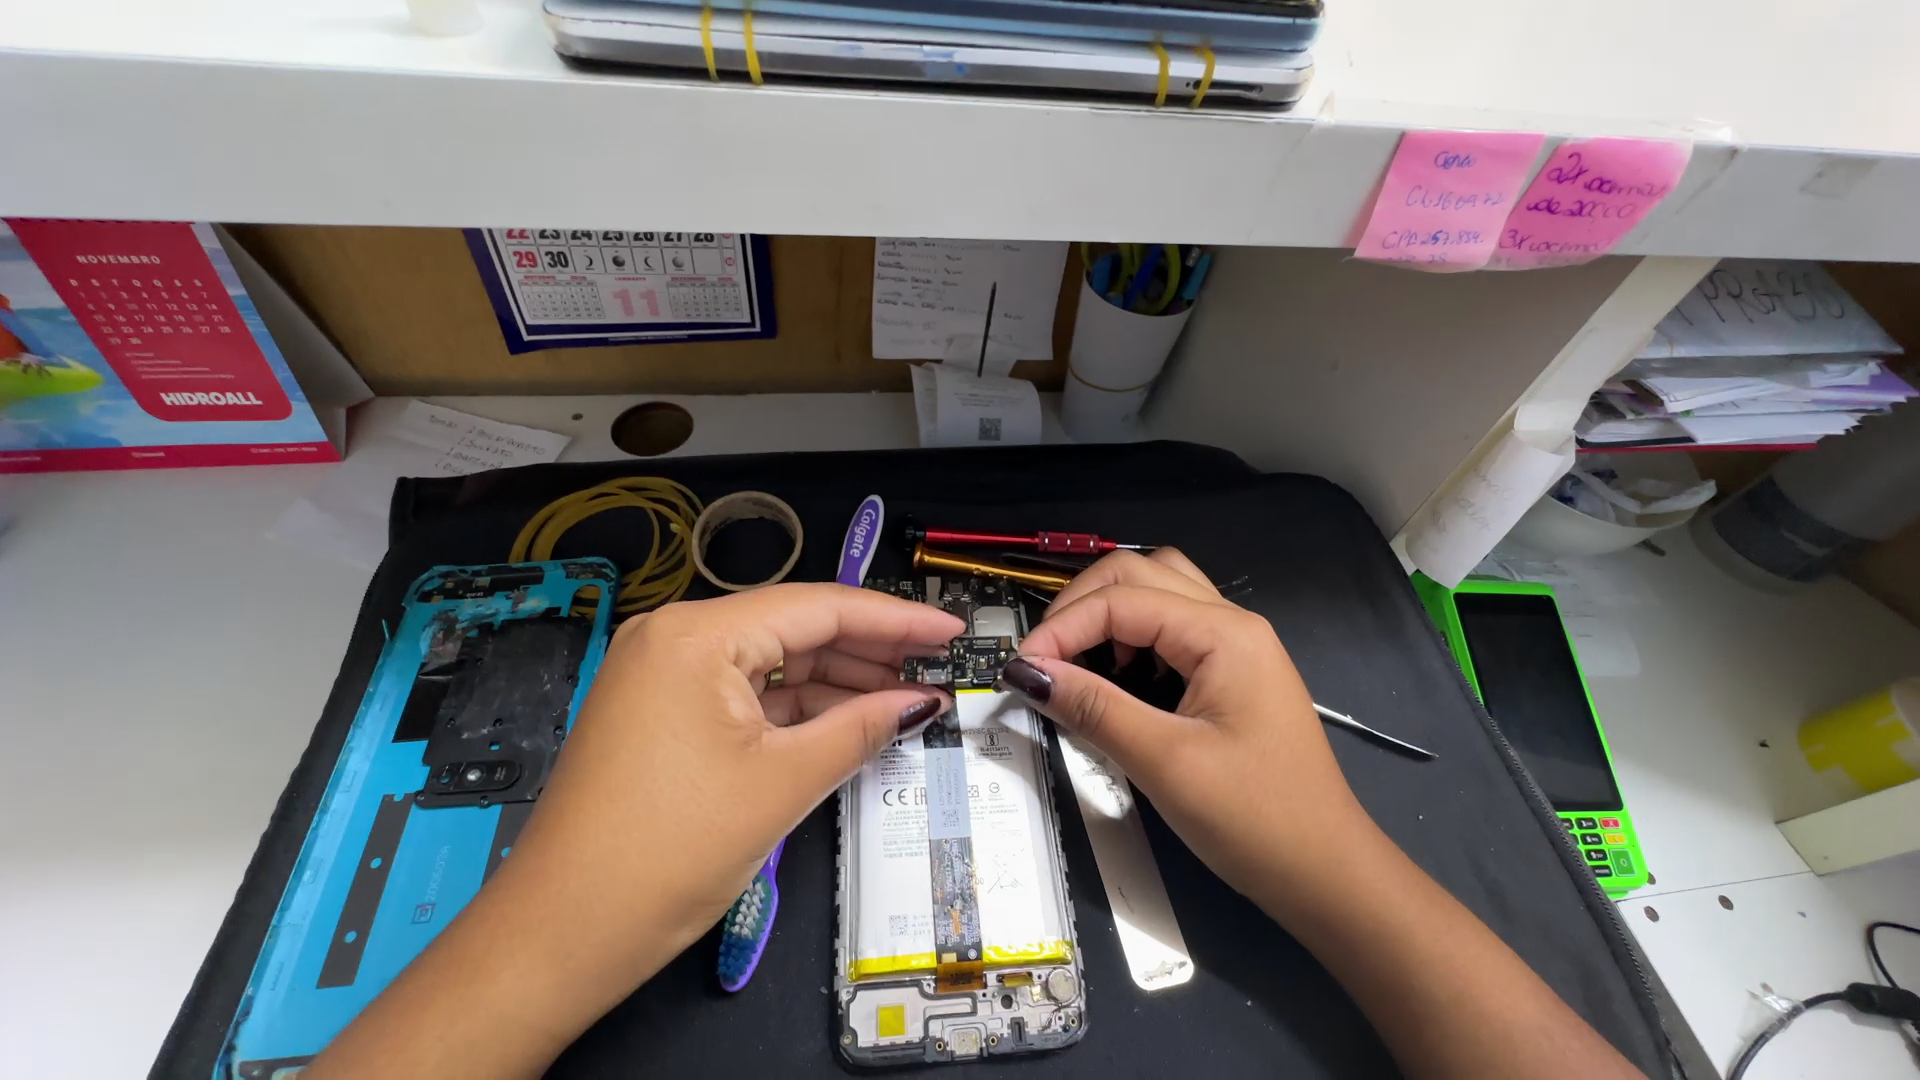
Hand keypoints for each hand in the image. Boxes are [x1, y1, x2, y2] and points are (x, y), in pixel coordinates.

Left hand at [309, 583, 959, 1079]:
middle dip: (868, 649)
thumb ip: (860, 728)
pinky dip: (797, 706)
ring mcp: (665, 673)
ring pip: (773, 661)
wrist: (559, 938)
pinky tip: (847, 717)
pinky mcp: (665, 710)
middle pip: (795, 627)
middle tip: (934, 666)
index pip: (818, 607)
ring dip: (837, 679)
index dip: (895, 618)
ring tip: (904, 694)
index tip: (949, 629)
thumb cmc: (667, 854)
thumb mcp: (782, 783)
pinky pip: (747, 692)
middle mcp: (676, 637)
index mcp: (697, 636)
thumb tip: (921, 700)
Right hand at [1003, 552, 1643, 1079]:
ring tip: (1077, 660)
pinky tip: (1117, 678)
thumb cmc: (1256, 819)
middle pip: (1140, 574)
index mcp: (1224, 633)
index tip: (1022, 670)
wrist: (1328, 875)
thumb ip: (1093, 708)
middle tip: (1045, 656)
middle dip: (1081, 605)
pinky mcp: (1231, 674)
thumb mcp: (1165, 763)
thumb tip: (1026, 673)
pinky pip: (1171, 629)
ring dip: (1108, 614)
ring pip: (1158, 593)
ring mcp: (1236, 647)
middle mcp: (1231, 624)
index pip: (1122, 600)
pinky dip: (1132, 638)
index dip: (1062, 627)